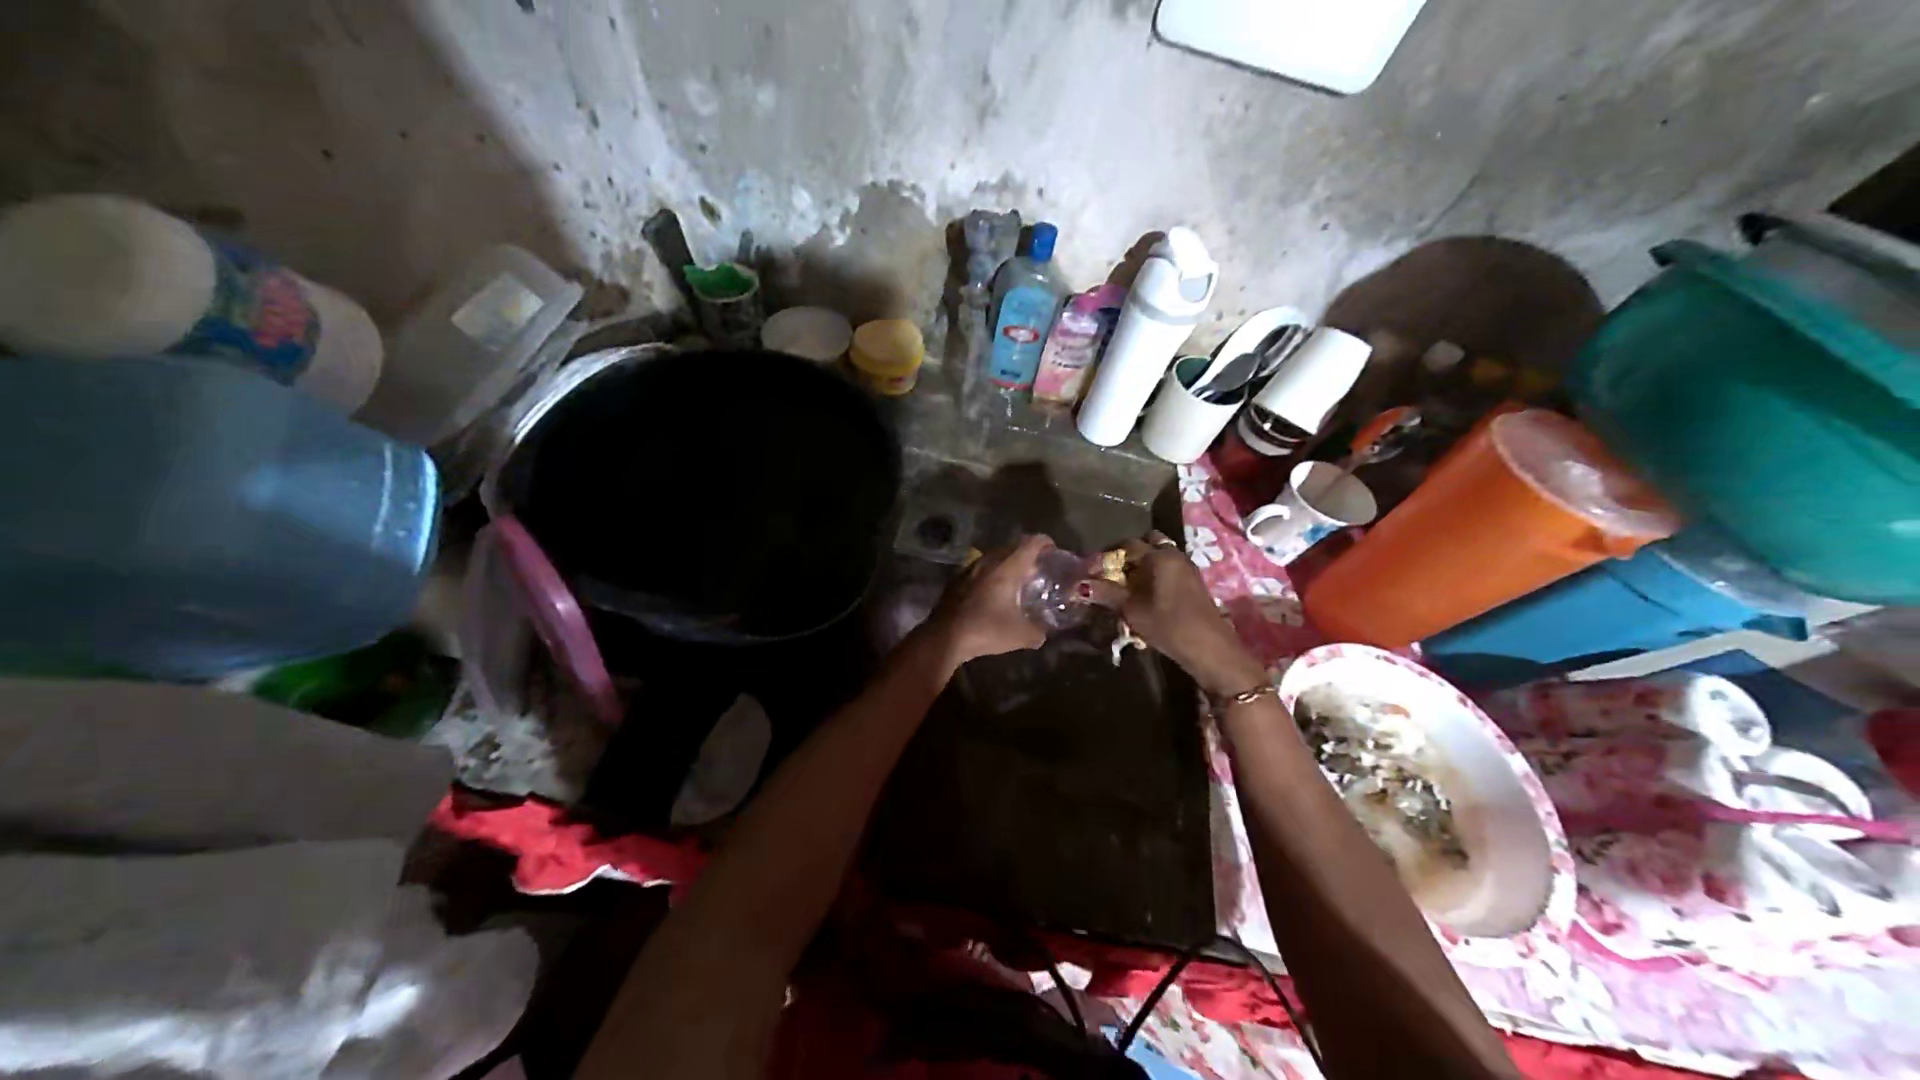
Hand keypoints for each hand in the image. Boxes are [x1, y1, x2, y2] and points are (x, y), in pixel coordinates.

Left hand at [923, 534, 1051, 666]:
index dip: (1045, 543)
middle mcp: (988, 562)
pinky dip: (992, 575)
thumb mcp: (1020, 635)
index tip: (1053, 551)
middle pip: (1012, 547)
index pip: (1030, 543)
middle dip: (1027, 555)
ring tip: (1017, 582)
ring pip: (995, 558)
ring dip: (1008, 565)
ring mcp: (969, 569)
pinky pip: (981, 569)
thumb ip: (1037, 632)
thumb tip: (1042, 634)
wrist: (943, 637)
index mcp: (1006, 567)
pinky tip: (994, 592)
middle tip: (1038, 571)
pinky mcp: (957, 580)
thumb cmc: (985, 629)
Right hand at [1089, 531, 1265, 694]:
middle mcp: (1175, 555)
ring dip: (1143, 566)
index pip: (1127, 545)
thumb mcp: (1132, 610)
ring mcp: (1187, 568)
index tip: (1092, 571)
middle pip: (1147, 544)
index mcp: (1159, 556)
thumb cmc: (1168, 625)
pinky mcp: (1193, 582)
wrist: (1210, 648)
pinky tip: (1145, 595)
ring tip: (1126, 587)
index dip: (1107, 556)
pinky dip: (1155, 575)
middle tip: (1113, 575)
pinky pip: (1169, 569)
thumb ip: (1107, 593)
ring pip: (1160, 556)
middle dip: (1129, 555)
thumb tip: (1080, 585)